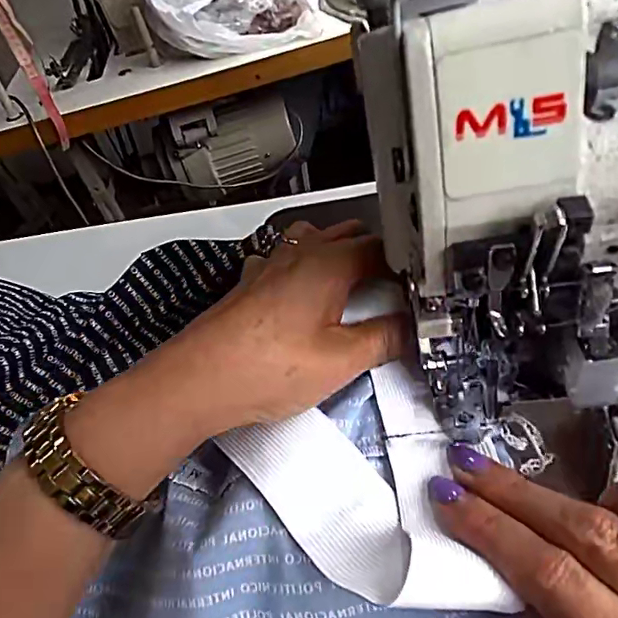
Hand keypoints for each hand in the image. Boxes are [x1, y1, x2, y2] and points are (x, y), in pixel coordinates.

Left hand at [152, 220, 406, 433]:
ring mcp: (273, 264)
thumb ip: (385, 340)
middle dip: (379, 257)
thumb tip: (410, 330)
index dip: (408, 268)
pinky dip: (312, 269)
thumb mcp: (341, 361)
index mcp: (330, 263)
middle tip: (396, 292)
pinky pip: (292, 260)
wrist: (197, 380)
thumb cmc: (263, 368)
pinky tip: (310, 299)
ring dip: (344, 257)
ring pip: (320, 242)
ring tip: (357, 291)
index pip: (384, 248)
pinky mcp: (254, 283)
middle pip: (353, 236)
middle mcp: (300, 253)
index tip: (420, 290)